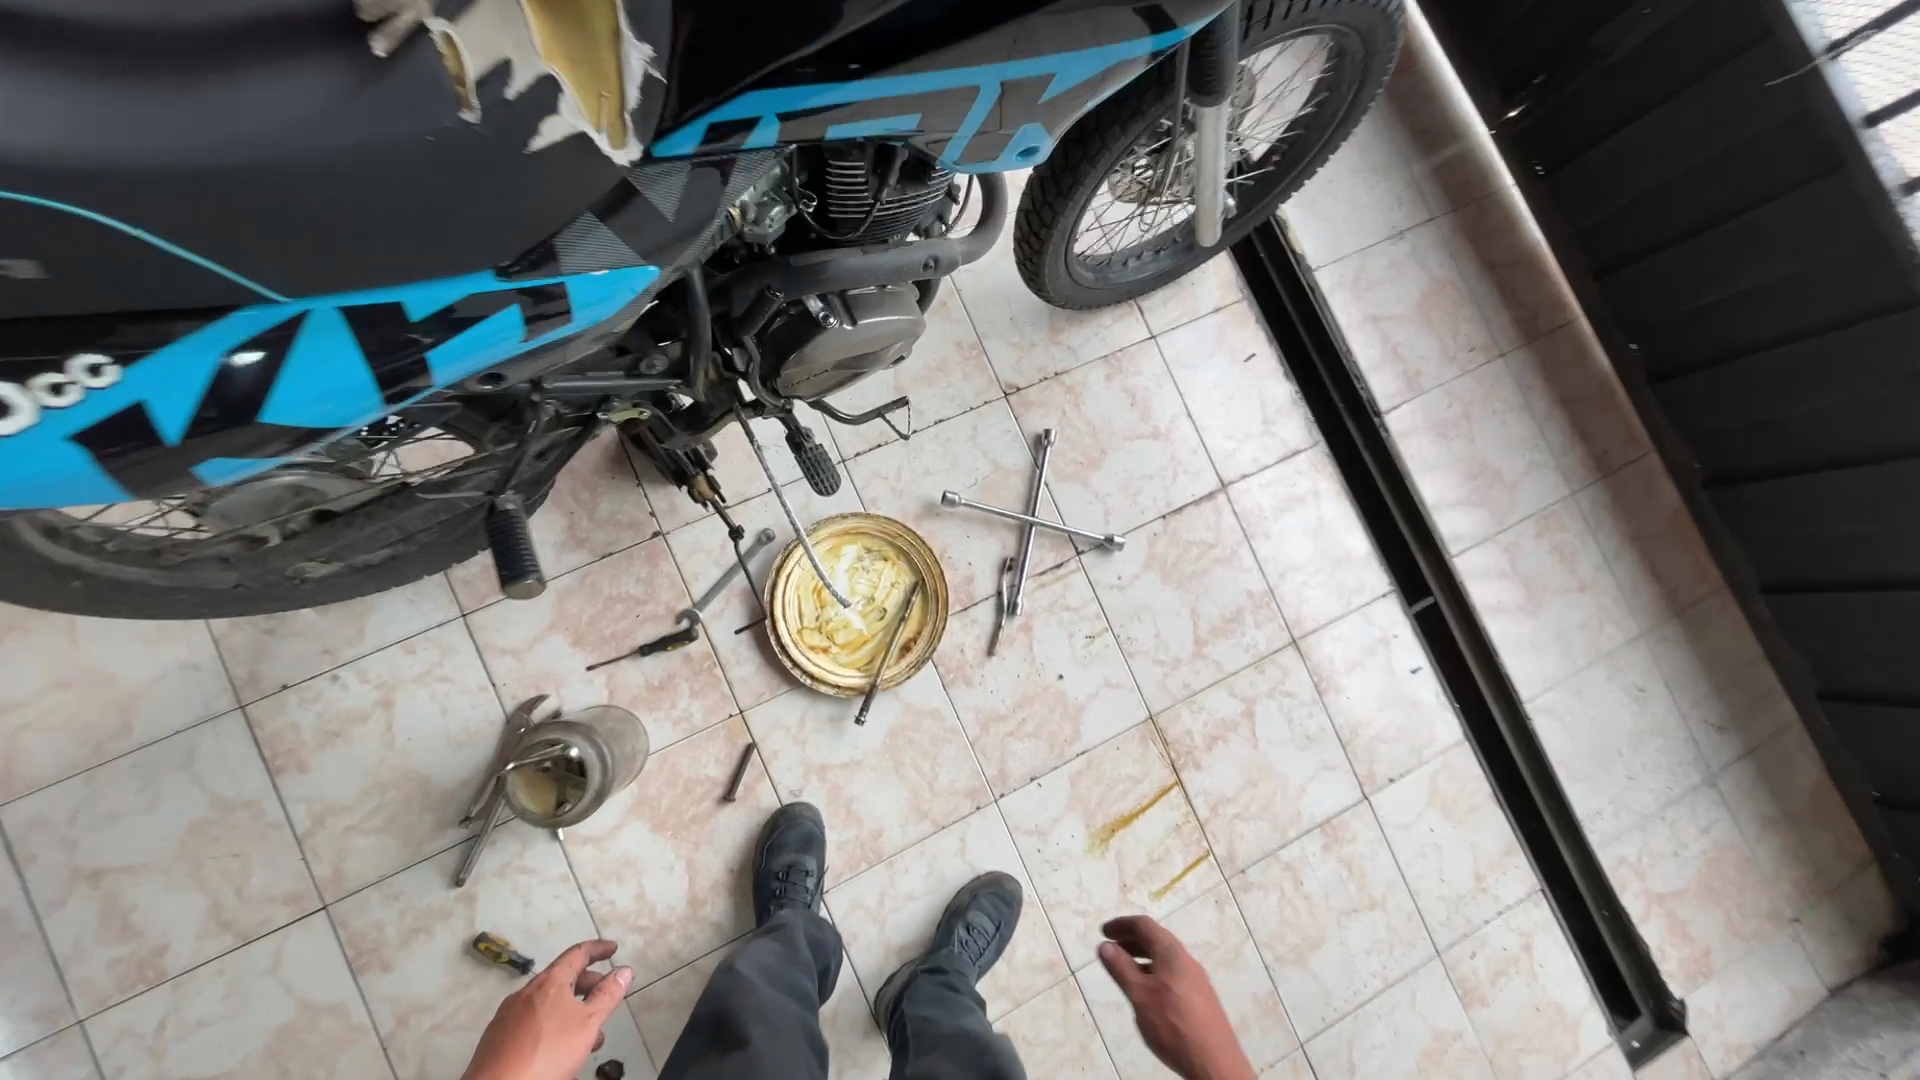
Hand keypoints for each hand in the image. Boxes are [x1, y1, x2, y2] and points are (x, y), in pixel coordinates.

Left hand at [461, 939, 633, 1079]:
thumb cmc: (547, 1053)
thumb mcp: (588, 1024)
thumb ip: (608, 995)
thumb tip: (624, 970)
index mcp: (548, 982)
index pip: (577, 953)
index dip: (598, 949)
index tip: (614, 949)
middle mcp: (524, 994)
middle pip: (562, 979)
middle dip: (588, 986)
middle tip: (605, 998)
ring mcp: (506, 1018)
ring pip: (547, 1005)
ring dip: (572, 1012)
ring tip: (587, 1037)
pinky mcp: (496, 1041)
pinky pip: (532, 1023)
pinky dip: (552, 1027)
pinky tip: (558, 1050)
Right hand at [1099, 916, 1255, 1079]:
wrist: (1215, 1064)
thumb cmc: (1173, 1025)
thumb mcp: (1140, 995)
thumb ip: (1121, 968)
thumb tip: (1105, 946)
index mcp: (1172, 953)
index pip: (1144, 925)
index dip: (1122, 924)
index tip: (1104, 932)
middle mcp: (1186, 960)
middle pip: (1156, 938)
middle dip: (1132, 939)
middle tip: (1111, 947)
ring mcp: (1196, 979)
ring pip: (1165, 957)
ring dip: (1143, 956)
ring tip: (1125, 969)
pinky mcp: (1200, 997)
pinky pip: (1172, 972)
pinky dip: (1154, 971)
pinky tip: (1147, 991)